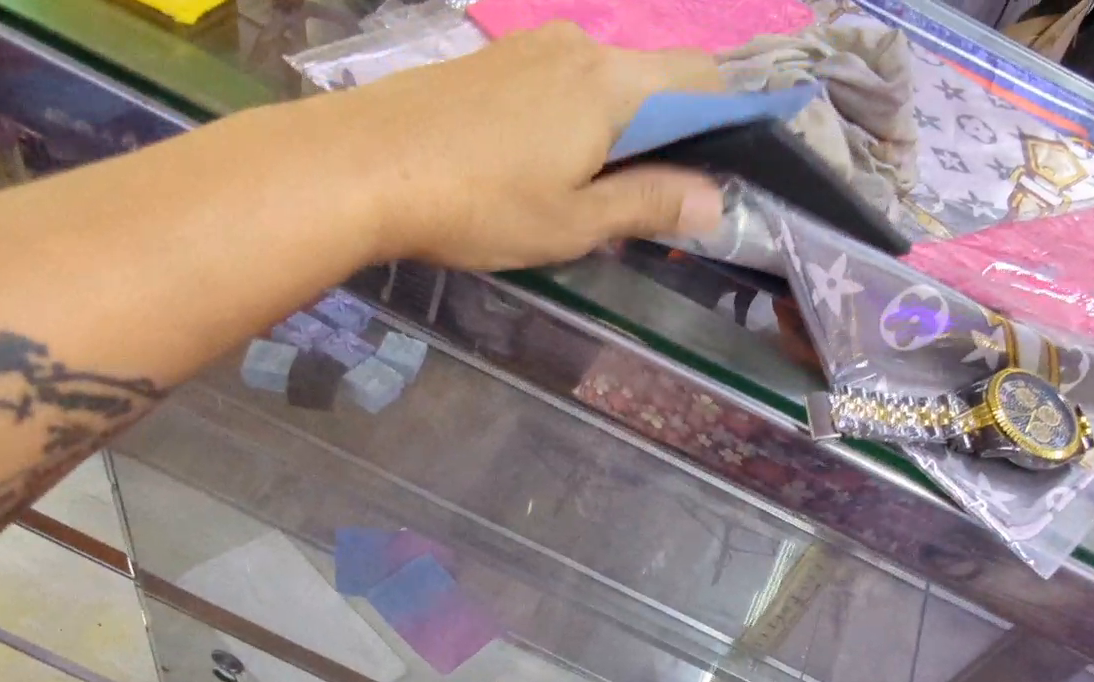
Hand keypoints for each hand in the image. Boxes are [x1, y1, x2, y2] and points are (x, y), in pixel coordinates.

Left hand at [303, 22, 726, 270]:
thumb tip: (716, 201)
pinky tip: (554, 163)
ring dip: (627, 129)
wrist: (362, 166)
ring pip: (611, 81)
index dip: (731, 122)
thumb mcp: (577, 221)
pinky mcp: (497, 60)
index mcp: (613, 85)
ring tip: (603, 189)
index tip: (726, 173)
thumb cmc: (481, 204)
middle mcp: (581, 47)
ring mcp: (534, 47)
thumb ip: (651, 205)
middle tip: (661, 197)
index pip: (703, 81)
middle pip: (659, 77)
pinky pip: (567, 82)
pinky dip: (585, 119)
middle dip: (676, 132)